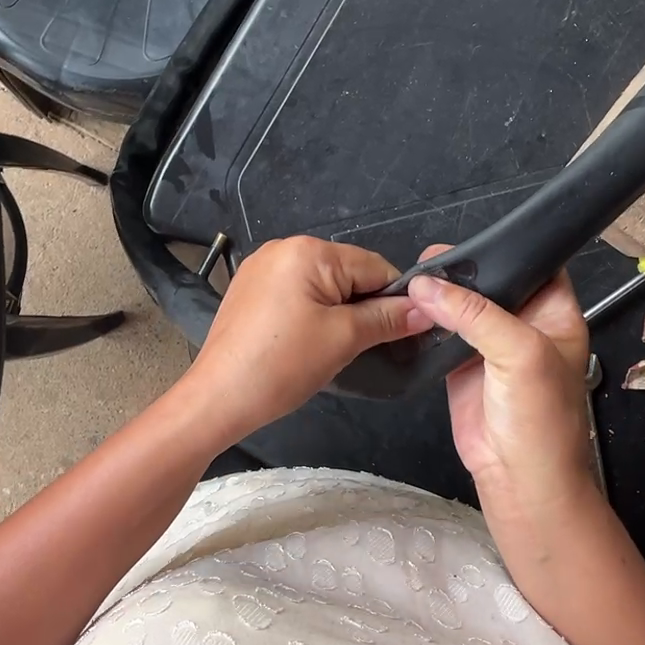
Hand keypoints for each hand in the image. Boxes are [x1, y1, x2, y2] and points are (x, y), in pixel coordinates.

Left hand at [179, 237, 429, 438]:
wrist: (218, 396)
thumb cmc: (283, 364)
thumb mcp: (344, 339)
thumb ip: (387, 319)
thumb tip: (426, 310)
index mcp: (308, 250)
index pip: (374, 265)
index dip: (395, 299)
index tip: (404, 332)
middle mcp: (283, 248)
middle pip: (348, 273)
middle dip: (364, 306)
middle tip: (365, 345)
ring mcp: (262, 268)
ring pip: (322, 286)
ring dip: (338, 313)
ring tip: (334, 348)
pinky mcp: (249, 290)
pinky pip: (296, 294)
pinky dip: (311, 314)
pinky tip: (306, 343)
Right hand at [405, 248, 595, 512]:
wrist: (518, 477)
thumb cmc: (538, 416)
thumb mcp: (520, 353)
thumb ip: (474, 314)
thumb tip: (423, 285)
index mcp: (553, 313)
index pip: (533, 264)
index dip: (505, 248)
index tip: (469, 237)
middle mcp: (522, 322)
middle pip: (489, 282)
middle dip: (460, 269)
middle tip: (424, 259)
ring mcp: (489, 344)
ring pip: (460, 306)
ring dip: (436, 294)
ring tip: (407, 278)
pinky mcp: (459, 364)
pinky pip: (439, 333)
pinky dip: (421, 321)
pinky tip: (403, 308)